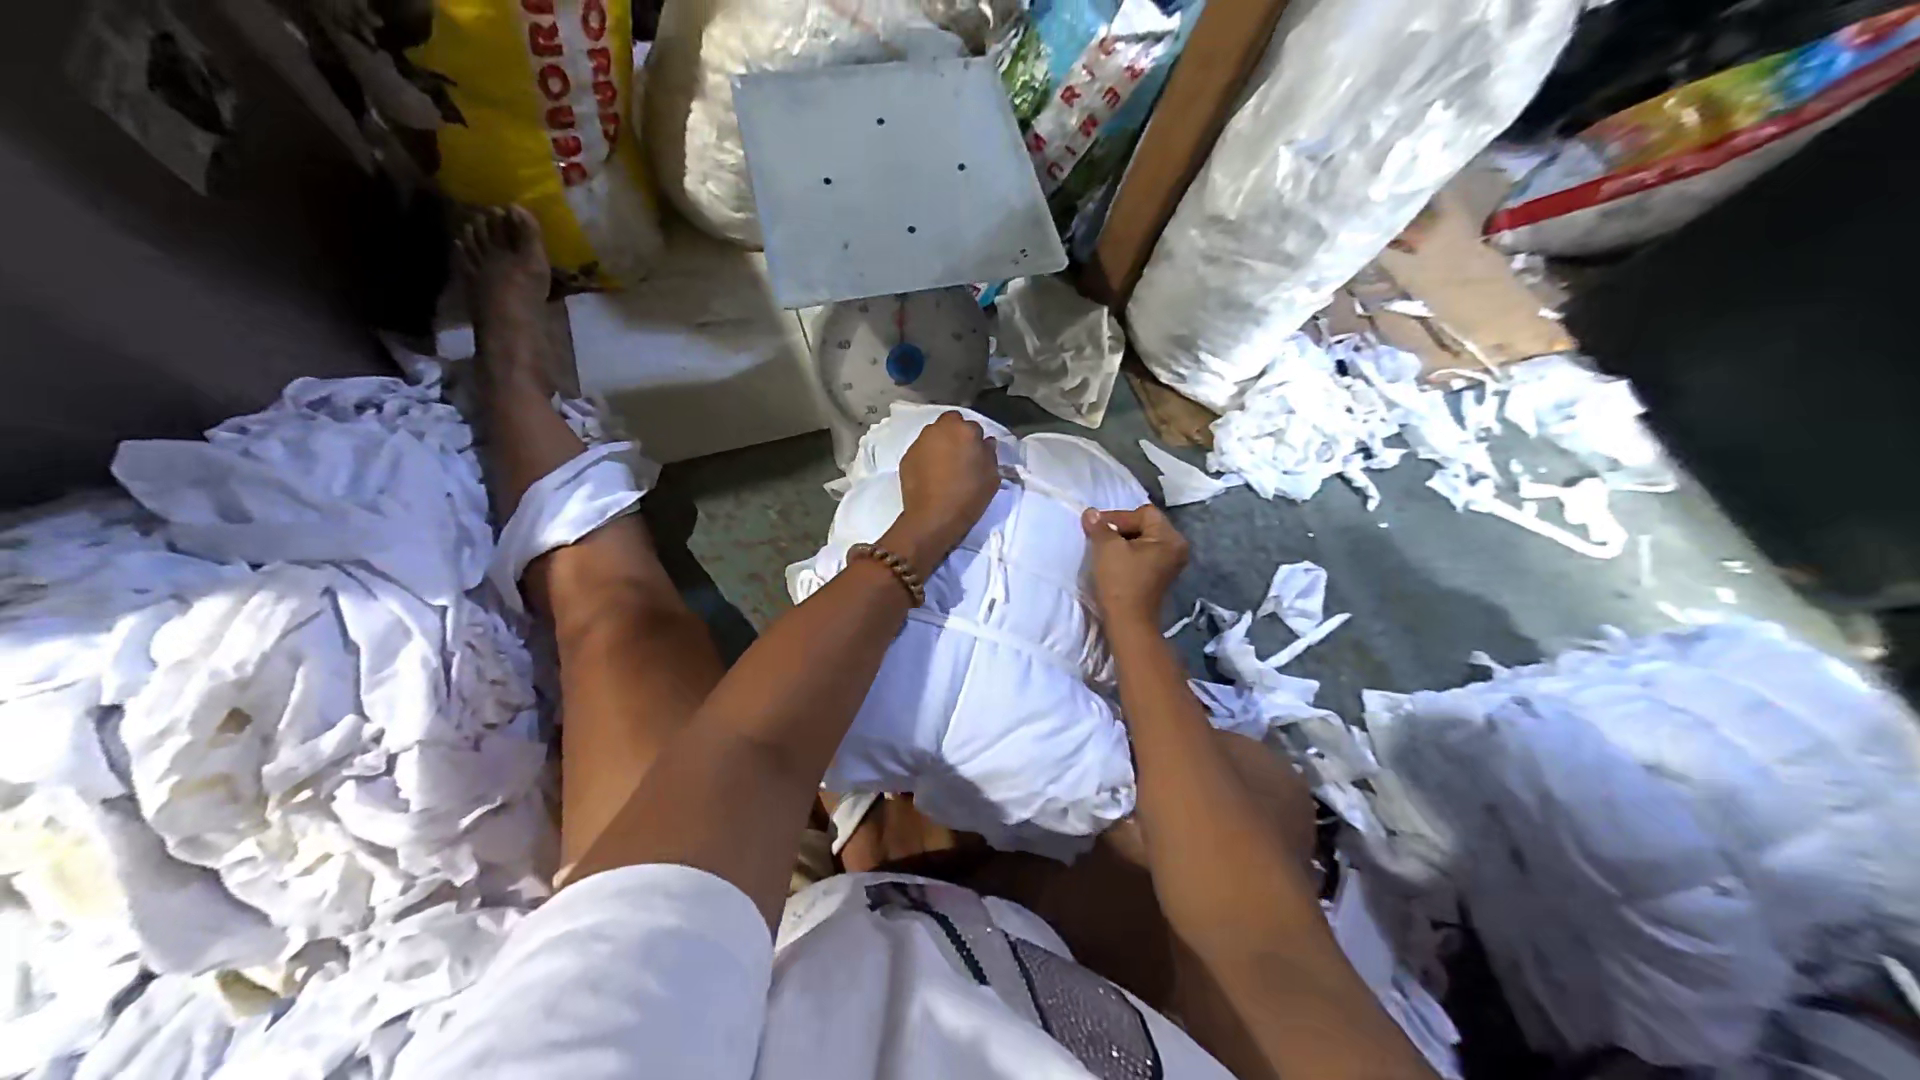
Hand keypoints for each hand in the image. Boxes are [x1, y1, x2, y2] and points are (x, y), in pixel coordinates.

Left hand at [885, 411, 999, 571]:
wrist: (934, 517)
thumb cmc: (968, 496)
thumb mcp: (992, 476)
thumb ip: (989, 453)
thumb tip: (984, 442)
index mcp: (965, 430)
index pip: (973, 426)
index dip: (975, 440)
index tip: (975, 455)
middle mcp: (940, 429)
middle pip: (950, 423)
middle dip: (955, 434)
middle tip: (959, 456)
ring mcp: (920, 442)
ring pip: (933, 435)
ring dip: (939, 444)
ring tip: (943, 466)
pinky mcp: (907, 456)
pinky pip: (921, 451)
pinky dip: (926, 457)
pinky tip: (930, 475)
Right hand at [1083, 504, 1188, 627]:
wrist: (1127, 621)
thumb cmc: (1120, 582)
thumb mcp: (1106, 548)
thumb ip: (1099, 526)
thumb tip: (1090, 513)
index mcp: (1170, 537)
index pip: (1142, 513)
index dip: (1117, 517)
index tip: (1096, 527)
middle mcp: (1176, 547)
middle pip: (1145, 524)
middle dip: (1120, 528)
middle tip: (1099, 536)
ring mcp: (1171, 562)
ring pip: (1143, 539)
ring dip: (1123, 541)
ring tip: (1104, 548)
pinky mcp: (1161, 573)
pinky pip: (1144, 553)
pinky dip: (1129, 552)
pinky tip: (1114, 559)